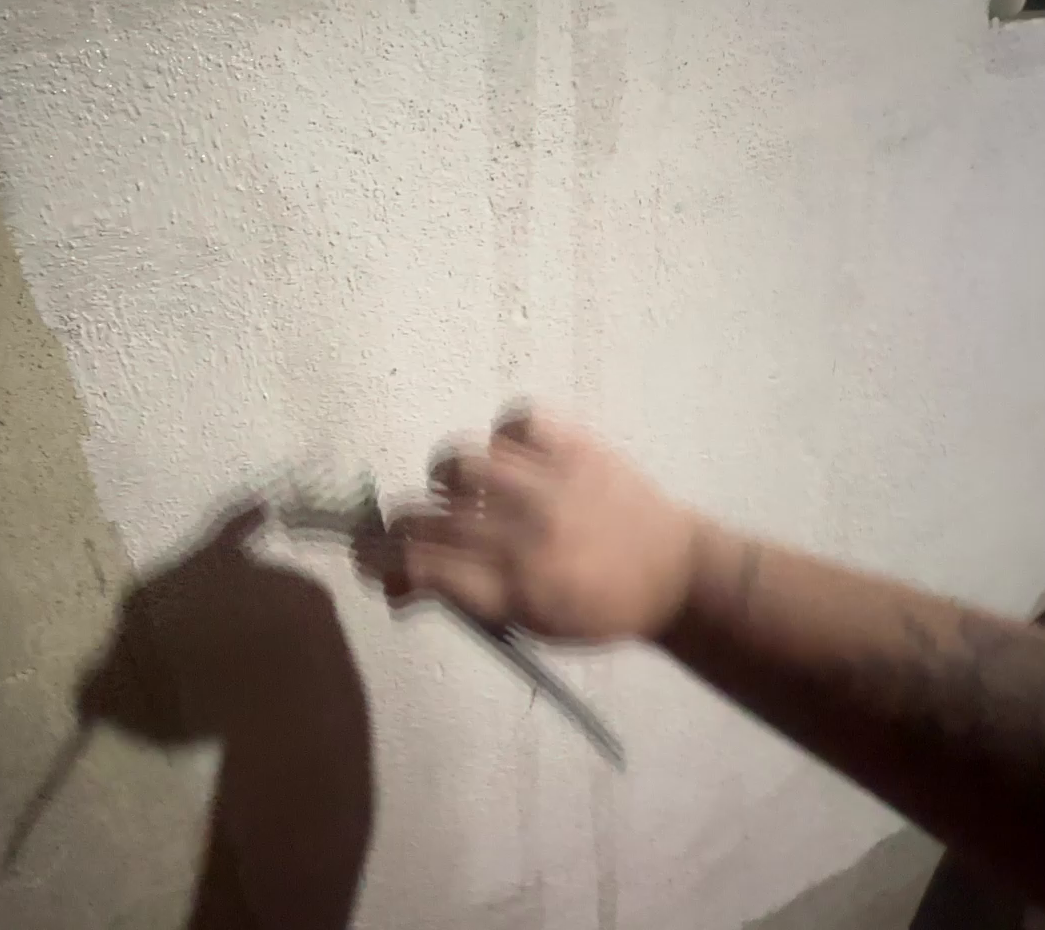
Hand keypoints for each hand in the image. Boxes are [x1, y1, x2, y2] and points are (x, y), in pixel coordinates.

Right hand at [377, 408, 706, 641]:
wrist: (677, 575)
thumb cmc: (596, 610)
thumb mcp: (529, 624)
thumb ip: (459, 601)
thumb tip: (394, 588)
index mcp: (515, 590)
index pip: (420, 567)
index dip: (380, 559)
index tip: (368, 556)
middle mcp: (526, 536)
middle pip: (427, 518)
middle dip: (398, 525)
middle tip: (403, 526)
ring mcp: (551, 486)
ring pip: (462, 464)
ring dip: (445, 478)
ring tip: (455, 487)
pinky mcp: (576, 448)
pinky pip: (517, 420)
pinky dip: (505, 434)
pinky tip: (509, 456)